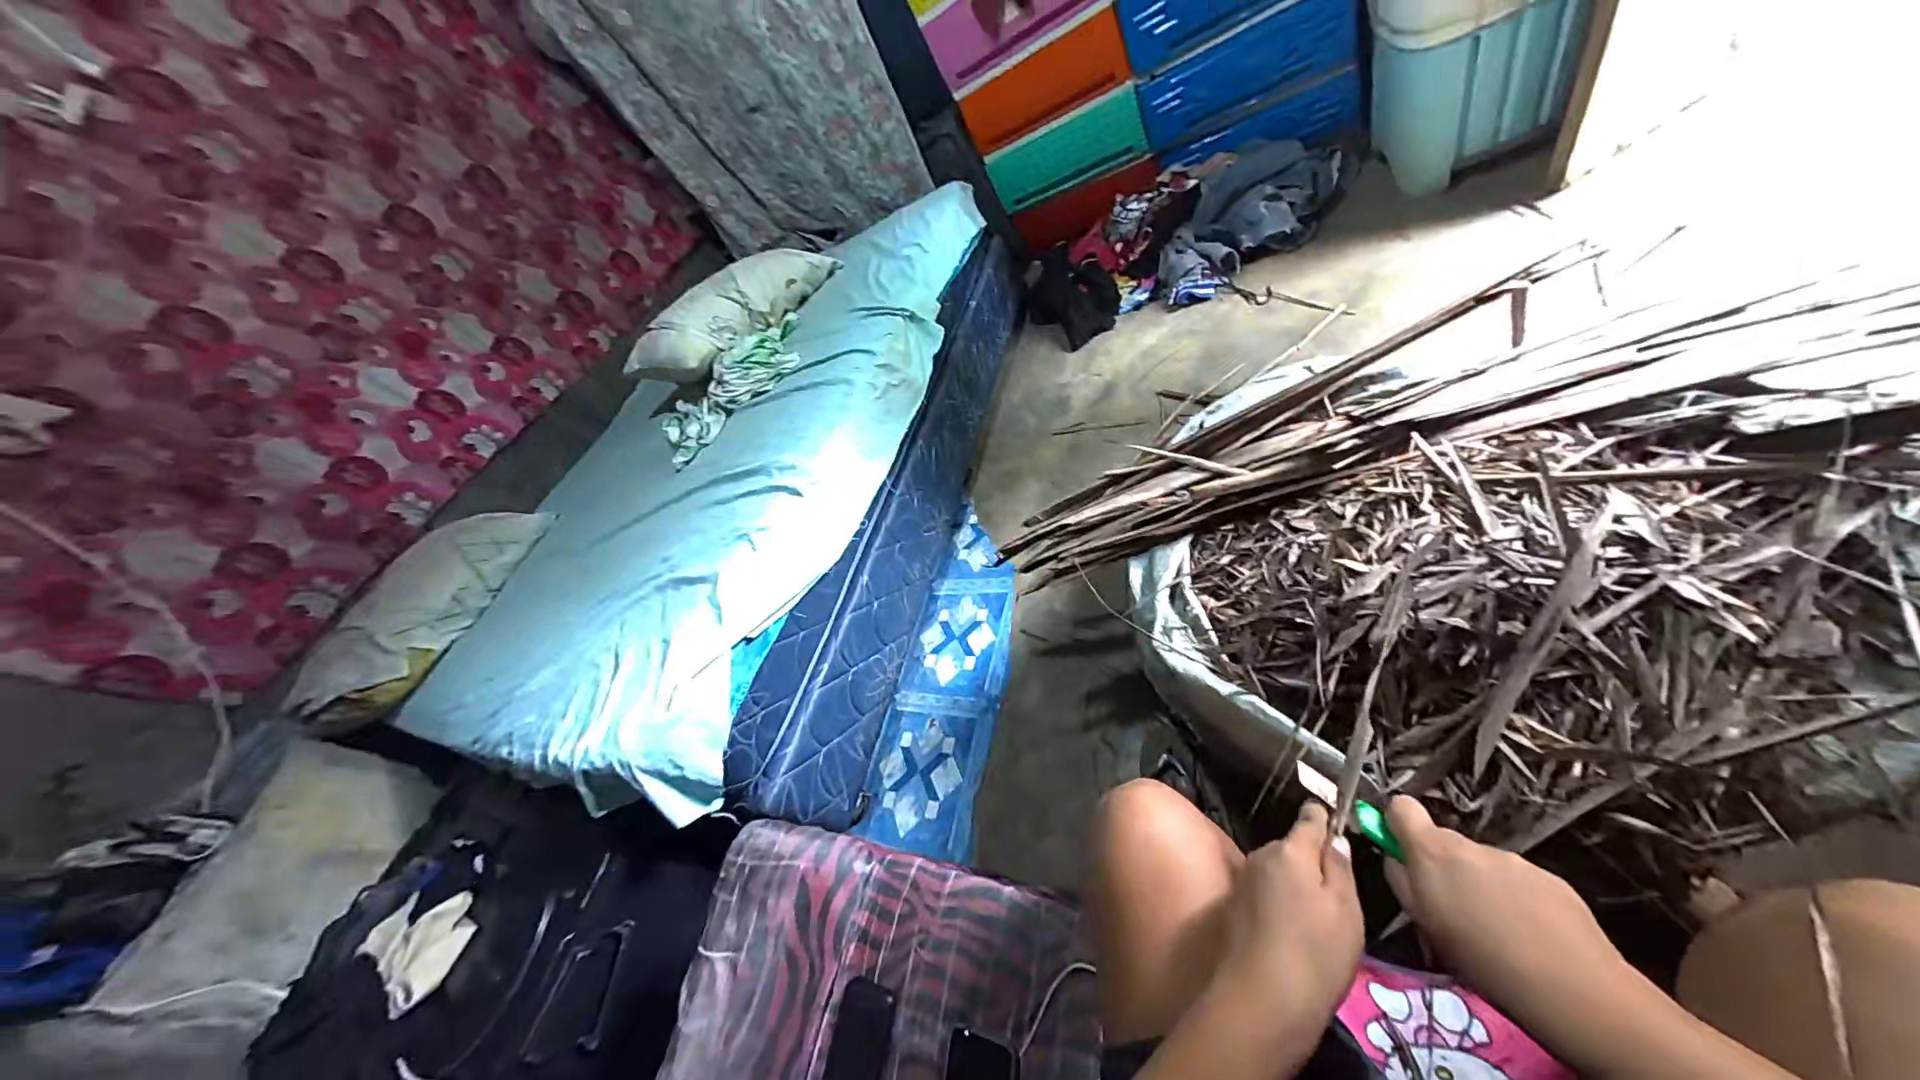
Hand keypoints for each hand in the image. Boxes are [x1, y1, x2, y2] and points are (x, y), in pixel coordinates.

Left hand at [1216, 802, 1364, 1022]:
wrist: (1263, 995)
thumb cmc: (1315, 950)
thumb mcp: (1345, 909)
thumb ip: (1339, 868)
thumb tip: (1334, 838)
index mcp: (1289, 850)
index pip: (1308, 820)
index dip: (1321, 817)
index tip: (1329, 813)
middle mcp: (1260, 856)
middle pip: (1291, 848)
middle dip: (1309, 859)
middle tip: (1334, 887)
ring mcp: (1244, 880)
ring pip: (1277, 871)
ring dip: (1292, 882)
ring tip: (1316, 915)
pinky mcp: (1235, 906)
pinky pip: (1264, 893)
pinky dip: (1278, 902)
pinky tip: (1291, 928)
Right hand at [1382, 795, 1630, 1008]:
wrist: (1574, 988)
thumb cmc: (1481, 958)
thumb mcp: (1422, 922)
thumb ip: (1401, 879)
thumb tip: (1395, 858)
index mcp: (1432, 851)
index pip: (1401, 807)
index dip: (1397, 823)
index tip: (1400, 848)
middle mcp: (1471, 845)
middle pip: (1445, 841)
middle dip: (1444, 865)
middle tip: (1454, 906)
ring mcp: (1514, 860)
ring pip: (1483, 864)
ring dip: (1482, 885)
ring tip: (1498, 928)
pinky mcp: (1552, 879)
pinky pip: (1520, 881)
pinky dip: (1517, 899)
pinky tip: (1529, 934)